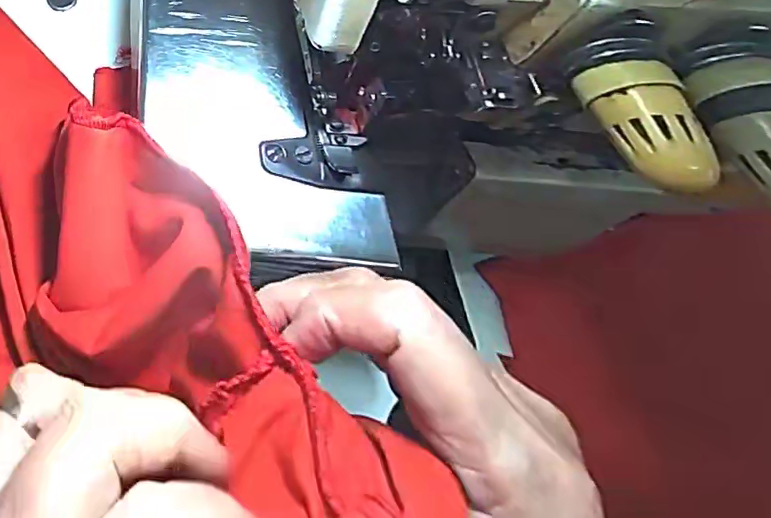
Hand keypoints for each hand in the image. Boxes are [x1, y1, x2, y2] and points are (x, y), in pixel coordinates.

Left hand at [0, 364, 252, 517]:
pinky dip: (45, 421)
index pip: (153, 503)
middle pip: (83, 423)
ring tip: (144, 438)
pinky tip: (83, 443)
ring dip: (96, 405)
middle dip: (159, 426)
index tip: (240, 501)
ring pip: (25, 401)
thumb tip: (228, 497)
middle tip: (206, 461)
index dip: (211, 499)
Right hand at [258, 268, 600, 517]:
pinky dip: (352, 335)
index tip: (275, 347)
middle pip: (396, 299)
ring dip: (325, 311)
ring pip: (401, 310)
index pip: (406, 320)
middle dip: (309, 300)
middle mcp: (519, 411)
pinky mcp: (497, 412)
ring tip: (274, 338)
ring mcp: (512, 404)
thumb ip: (347, 472)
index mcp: (510, 454)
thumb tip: (266, 415)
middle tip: (251, 333)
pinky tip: (320, 357)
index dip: (326, 311)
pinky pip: (413, 344)